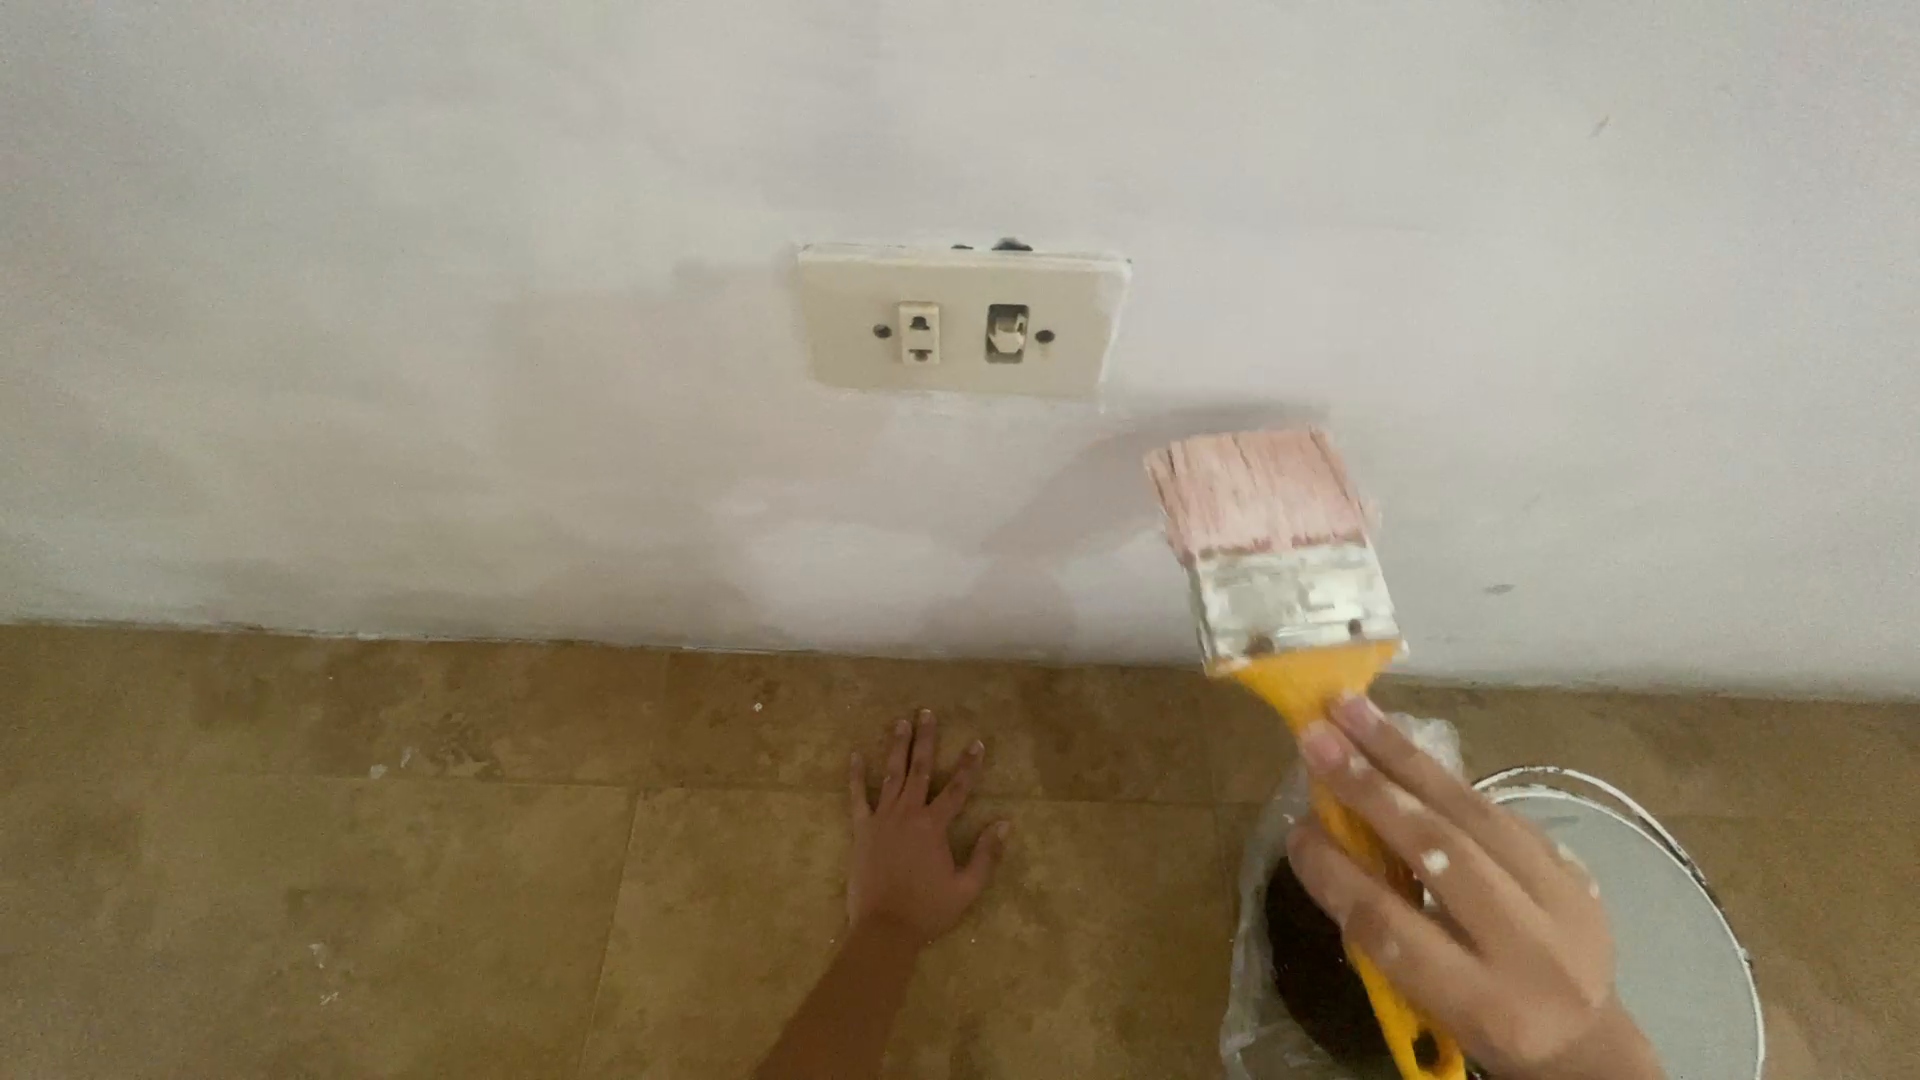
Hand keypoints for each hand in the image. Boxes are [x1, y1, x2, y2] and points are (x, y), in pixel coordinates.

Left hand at [846, 709, 1009, 943]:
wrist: (884, 929)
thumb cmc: (927, 910)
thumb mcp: (966, 889)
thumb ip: (986, 855)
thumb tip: (1004, 823)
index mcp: (934, 826)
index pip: (957, 788)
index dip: (969, 765)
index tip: (977, 742)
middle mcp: (908, 813)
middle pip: (920, 769)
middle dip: (925, 739)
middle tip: (927, 712)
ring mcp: (882, 819)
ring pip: (891, 775)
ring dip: (896, 747)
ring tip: (900, 722)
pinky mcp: (862, 829)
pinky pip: (858, 797)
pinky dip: (857, 775)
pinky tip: (856, 755)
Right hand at [1286, 696, 1664, 1079]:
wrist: (1584, 1035)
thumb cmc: (1473, 1016)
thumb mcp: (1419, 994)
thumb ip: (1372, 917)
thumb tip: (1314, 830)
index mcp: (1486, 1006)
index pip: (1393, 927)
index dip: (1336, 873)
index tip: (1292, 828)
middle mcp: (1535, 952)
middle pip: (1441, 853)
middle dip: (1369, 788)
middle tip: (1315, 737)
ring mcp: (1566, 901)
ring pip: (1471, 811)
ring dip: (1399, 753)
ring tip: (1348, 707)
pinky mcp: (1572, 863)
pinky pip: (1489, 804)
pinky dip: (1433, 769)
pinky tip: (1393, 735)